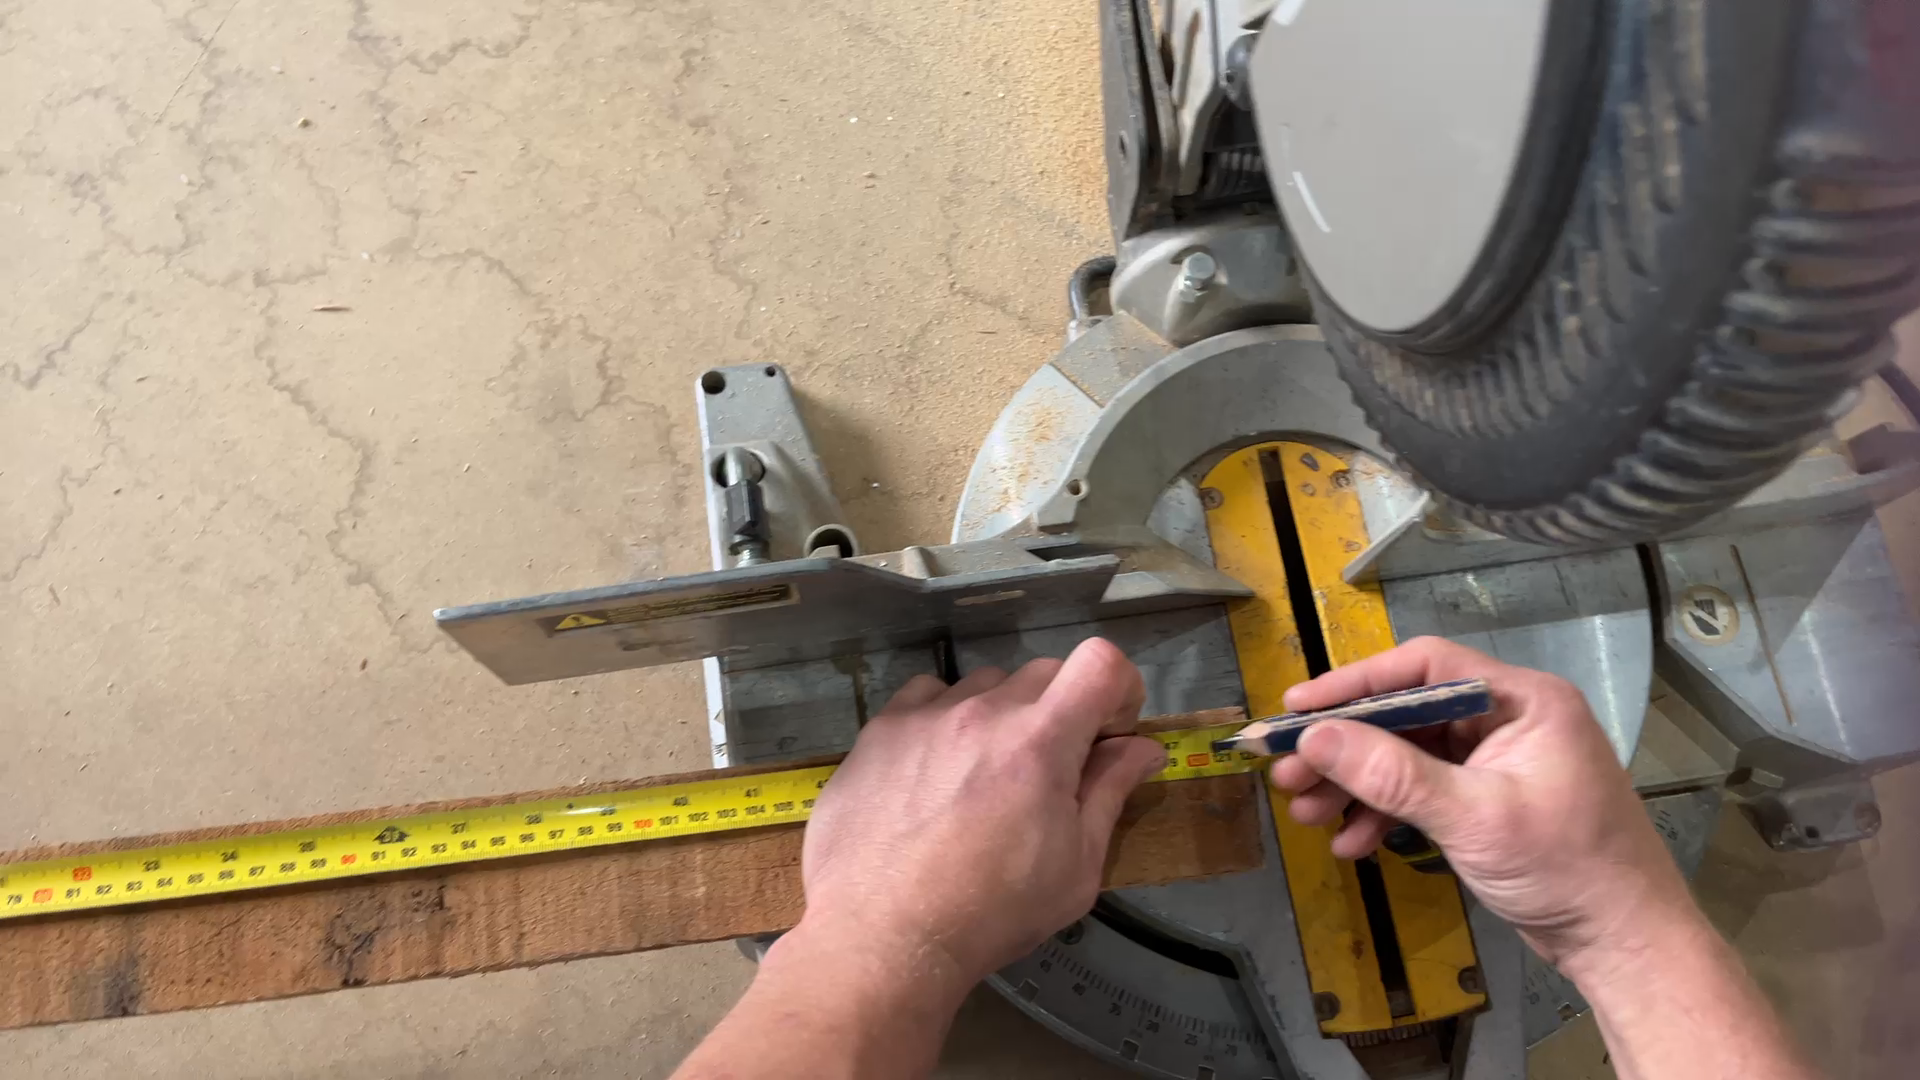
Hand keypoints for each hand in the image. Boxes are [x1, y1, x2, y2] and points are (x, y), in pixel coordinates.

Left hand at [787, 637, 1165, 1000]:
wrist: (878, 936)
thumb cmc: (989, 913)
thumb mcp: (1075, 868)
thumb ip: (1110, 792)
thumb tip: (1141, 747)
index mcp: (1040, 741)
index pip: (1100, 662)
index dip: (1119, 689)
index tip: (1108, 733)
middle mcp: (984, 710)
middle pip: (1045, 672)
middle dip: (1063, 709)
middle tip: (1050, 767)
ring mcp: (928, 712)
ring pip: (986, 683)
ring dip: (1002, 715)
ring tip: (982, 773)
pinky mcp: (883, 725)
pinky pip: (930, 694)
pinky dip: (946, 715)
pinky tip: (935, 764)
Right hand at [1270, 637, 1689, 966]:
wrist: (1630, 955)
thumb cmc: (1568, 871)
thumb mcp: (1473, 818)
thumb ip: (1390, 774)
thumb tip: (1311, 738)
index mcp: (1519, 700)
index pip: (1422, 666)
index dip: (1355, 681)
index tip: (1299, 707)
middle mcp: (1500, 718)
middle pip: (1401, 713)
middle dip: (1343, 746)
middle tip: (1287, 768)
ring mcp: (1487, 757)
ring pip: (1399, 753)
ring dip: (1351, 783)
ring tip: (1304, 809)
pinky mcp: (1477, 794)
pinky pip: (1414, 787)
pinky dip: (1379, 811)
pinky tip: (1349, 841)